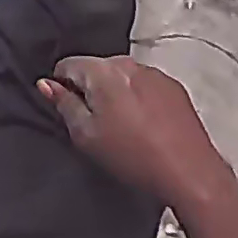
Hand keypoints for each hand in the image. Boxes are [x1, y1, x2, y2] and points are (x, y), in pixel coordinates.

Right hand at [39, 55, 234, 207]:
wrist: (191, 174)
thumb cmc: (133, 156)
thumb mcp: (87, 135)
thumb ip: (64, 104)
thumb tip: (46, 83)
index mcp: (102, 70)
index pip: (67, 65)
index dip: (61, 87)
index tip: (70, 112)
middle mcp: (128, 62)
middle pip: (95, 69)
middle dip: (90, 90)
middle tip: (96, 125)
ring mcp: (154, 73)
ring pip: (120, 77)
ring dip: (115, 94)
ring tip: (123, 128)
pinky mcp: (174, 87)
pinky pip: (144, 85)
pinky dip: (138, 99)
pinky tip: (145, 126)